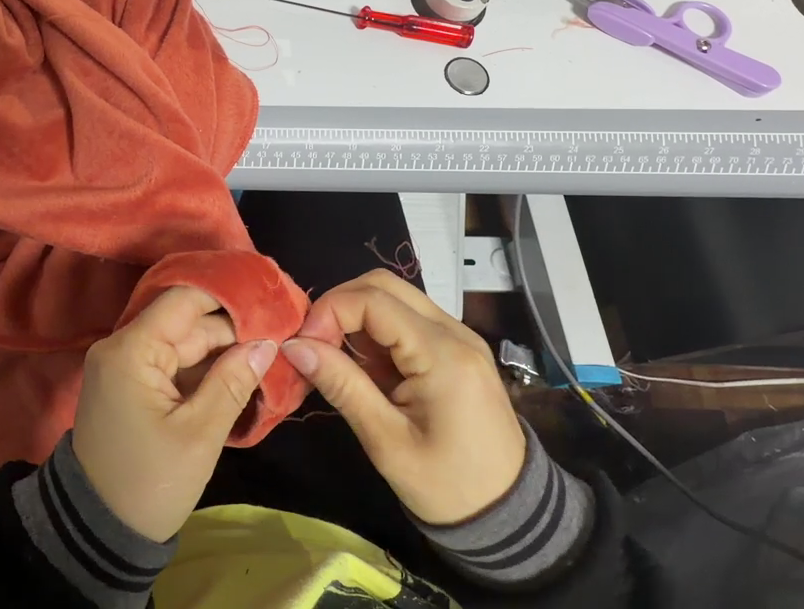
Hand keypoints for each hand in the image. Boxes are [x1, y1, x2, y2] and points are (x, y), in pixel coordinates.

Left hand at [73, 286, 279, 540]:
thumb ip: (232, 381)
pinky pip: (170, 362)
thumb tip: (268, 342)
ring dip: (219, 348)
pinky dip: (201, 367)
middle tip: (281, 330)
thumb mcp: (199, 434)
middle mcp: (121, 345)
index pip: (183, 301)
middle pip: (184, 322)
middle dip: (230, 327)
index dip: (226, 297)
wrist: (100, 526)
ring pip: (180, 342)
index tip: (269, 299)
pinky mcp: (129, 383)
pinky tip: (238, 369)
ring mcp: (123, 364)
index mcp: (131, 349)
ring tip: (269, 347)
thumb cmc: (151, 481)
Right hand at [281, 270, 525, 524]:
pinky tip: (363, 366)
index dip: (329, 311)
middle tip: (314, 343)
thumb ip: (342, 385)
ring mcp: (458, 338)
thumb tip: (293, 346)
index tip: (304, 346)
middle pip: (382, 285)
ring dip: (355, 316)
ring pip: (393, 297)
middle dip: (338, 305)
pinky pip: (406, 319)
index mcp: (442, 354)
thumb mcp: (386, 441)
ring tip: (334, 357)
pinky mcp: (455, 349)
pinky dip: (374, 330)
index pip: (372, 299)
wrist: (510, 516)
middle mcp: (454, 332)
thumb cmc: (447, 486)